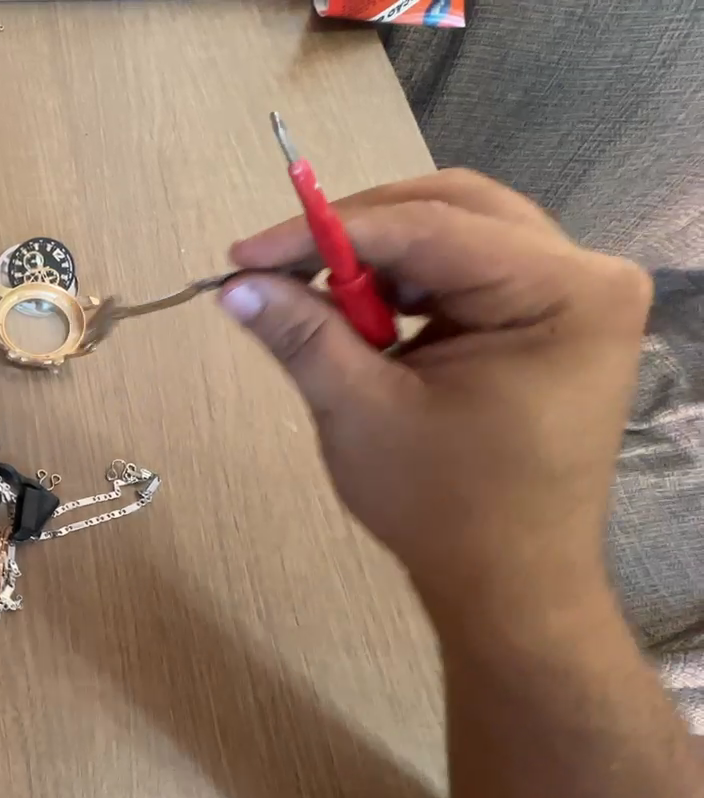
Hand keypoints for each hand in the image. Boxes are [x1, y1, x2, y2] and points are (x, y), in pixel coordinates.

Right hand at [221, 169, 651, 625]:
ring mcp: (564, 298)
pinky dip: (395, 288)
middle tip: (269, 263)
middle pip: (452, 210)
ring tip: (302, 295)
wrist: (503, 571)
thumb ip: (300, 335)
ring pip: (454, 237)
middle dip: (351, 231)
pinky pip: (457, 278)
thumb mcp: (357, 409)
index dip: (323, 233)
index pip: (428, 228)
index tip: (240, 256)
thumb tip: (233, 285)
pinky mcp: (537, 323)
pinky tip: (351, 318)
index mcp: (561, 290)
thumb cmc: (438, 498)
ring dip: (370, 259)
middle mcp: (580, 275)